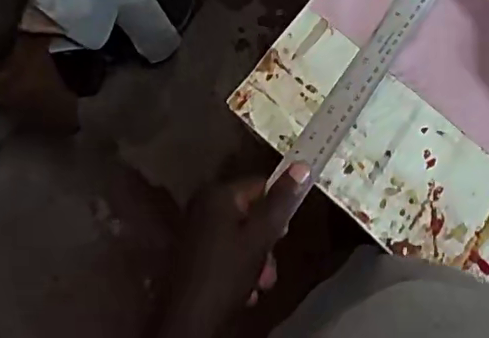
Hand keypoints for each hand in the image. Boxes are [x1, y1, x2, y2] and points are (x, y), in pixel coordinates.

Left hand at [150, 165, 310, 337]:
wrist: (187, 325)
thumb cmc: (226, 274)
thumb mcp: (260, 237)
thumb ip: (281, 202)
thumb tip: (302, 165)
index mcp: (218, 194)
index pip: (260, 185)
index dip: (278, 207)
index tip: (284, 234)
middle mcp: (203, 205)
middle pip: (250, 213)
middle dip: (265, 242)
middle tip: (270, 268)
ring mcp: (194, 231)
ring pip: (238, 236)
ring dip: (254, 260)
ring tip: (259, 284)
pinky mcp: (190, 255)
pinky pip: (223, 251)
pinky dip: (236, 267)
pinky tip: (243, 291)